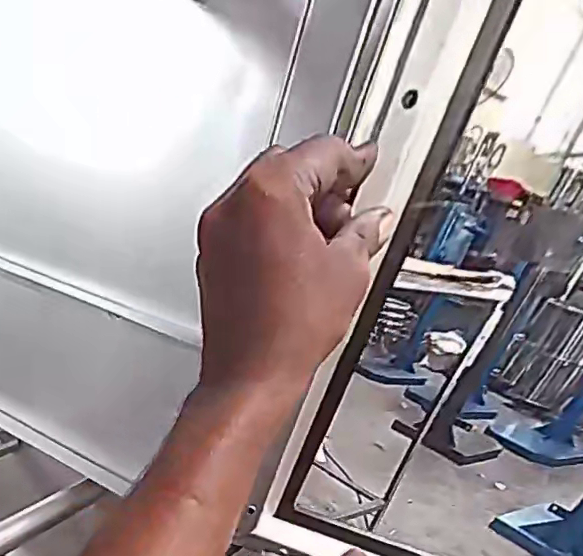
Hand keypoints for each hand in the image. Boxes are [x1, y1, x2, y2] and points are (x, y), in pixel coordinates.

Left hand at [196, 136, 395, 400]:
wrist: (250, 376)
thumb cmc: (286, 333)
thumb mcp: (347, 273)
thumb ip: (363, 233)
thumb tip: (372, 222)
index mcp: (268, 193)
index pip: (321, 152)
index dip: (353, 159)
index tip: (365, 163)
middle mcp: (233, 205)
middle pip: (286, 168)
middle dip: (322, 185)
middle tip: (350, 209)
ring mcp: (216, 232)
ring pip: (263, 196)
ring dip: (296, 208)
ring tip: (326, 244)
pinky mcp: (211, 259)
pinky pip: (245, 226)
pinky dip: (271, 231)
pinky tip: (297, 261)